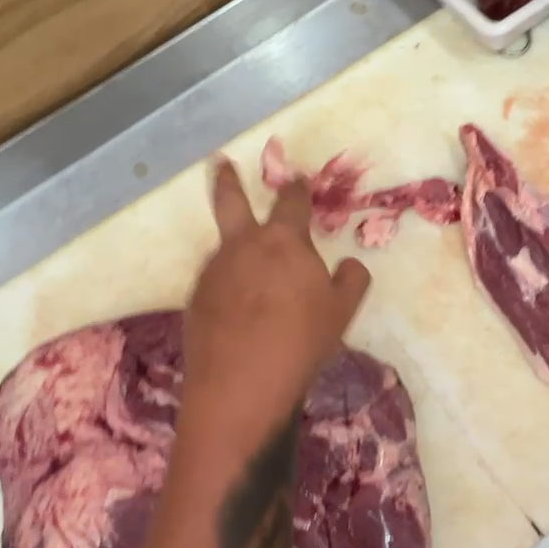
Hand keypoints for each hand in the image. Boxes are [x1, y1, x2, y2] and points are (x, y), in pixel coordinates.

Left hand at [183, 158, 370, 445]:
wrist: (240, 385)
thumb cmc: (301, 341)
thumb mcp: (342, 311)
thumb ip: (352, 280)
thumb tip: (351, 265)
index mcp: (283, 241)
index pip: (291, 201)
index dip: (298, 188)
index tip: (299, 179)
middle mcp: (242, 246)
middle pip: (231, 201)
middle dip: (228, 180)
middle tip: (221, 162)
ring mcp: (213, 271)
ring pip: (225, 245)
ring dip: (234, 243)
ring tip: (248, 261)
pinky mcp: (196, 299)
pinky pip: (217, 279)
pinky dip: (229, 282)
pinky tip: (239, 306)